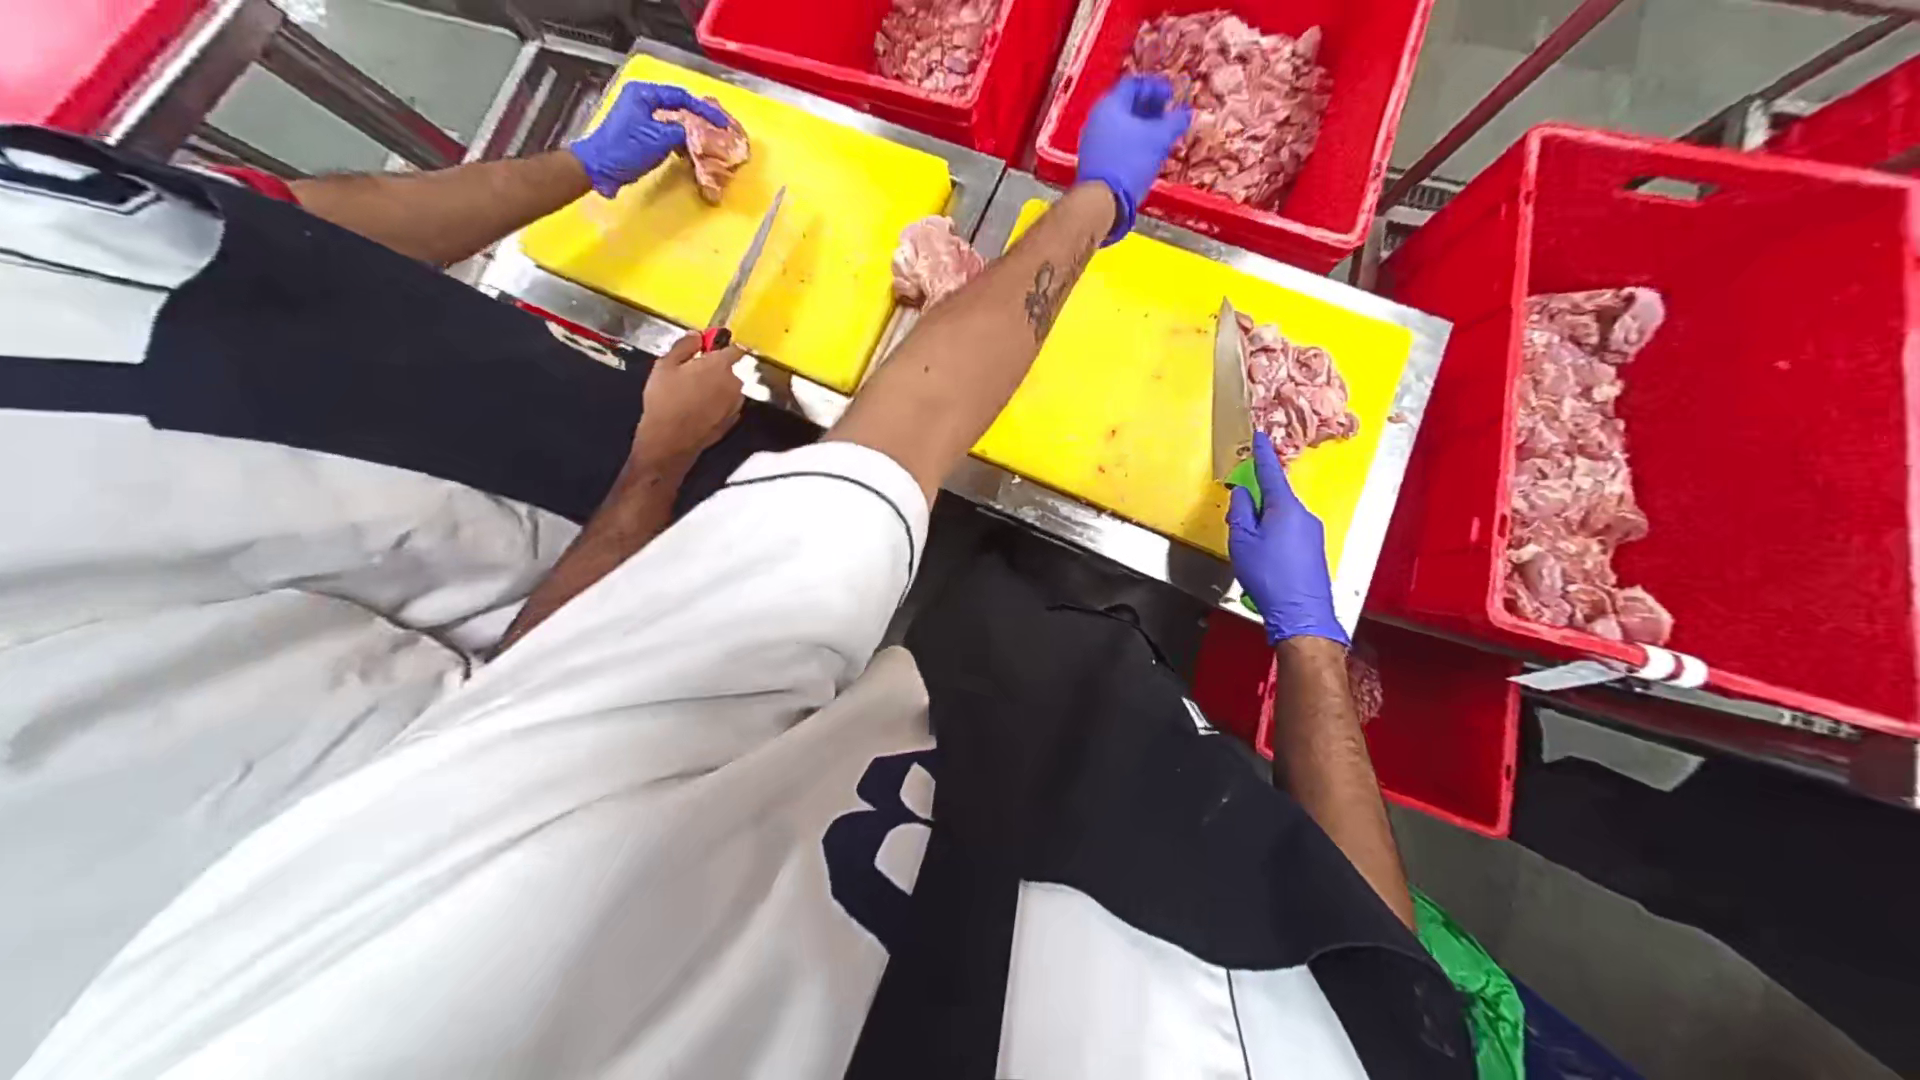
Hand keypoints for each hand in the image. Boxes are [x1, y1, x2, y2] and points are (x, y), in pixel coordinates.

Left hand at [570, 82, 730, 197]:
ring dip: (690, 132)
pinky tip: (690, 152)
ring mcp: (641, 117)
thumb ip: (680, 131)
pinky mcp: (641, 133)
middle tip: (718, 131)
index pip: (681, 97)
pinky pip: (667, 132)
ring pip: (674, 120)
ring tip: (708, 142)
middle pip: (678, 106)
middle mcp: (642, 100)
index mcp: (644, 94)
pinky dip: (680, 141)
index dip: (704, 110)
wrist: (600, 168)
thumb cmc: (625, 149)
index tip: (722, 122)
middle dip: (699, 119)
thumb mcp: (658, 139)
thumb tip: (695, 133)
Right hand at [632, 333, 744, 467]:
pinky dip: (717, 403)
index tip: (708, 347)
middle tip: (691, 374)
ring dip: (716, 387)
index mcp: (721, 365)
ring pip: (728, 388)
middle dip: (714, 368)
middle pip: (729, 369)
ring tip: (692, 394)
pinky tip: (699, 409)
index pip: (733, 348)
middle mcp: (735, 383)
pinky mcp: (733, 420)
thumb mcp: (666, 365)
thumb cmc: (666, 399)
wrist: (671, 440)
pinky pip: (726, 405)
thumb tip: (697, 336)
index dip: (721, 345)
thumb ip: (685, 346)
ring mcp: (736, 404)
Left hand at [1075, 74, 1191, 245]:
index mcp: (1110, 105)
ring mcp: (1091, 143)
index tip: (1171, 96)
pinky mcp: (1091, 164)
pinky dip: (1130, 144)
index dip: (1156, 87)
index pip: (1134, 84)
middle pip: (1125, 105)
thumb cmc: (1129, 164)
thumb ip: (1175, 122)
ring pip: (1119, 127)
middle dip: (1149, 108)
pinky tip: (1143, 154)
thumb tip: (1186, 114)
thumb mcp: (1159, 139)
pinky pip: (1113, 145)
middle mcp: (1095, 120)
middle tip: (1166, 115)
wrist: (1101, 202)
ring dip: (1141, 128)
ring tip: (1158, 136)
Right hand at [1225, 432, 1348, 646]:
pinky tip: (1262, 552)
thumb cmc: (1267, 573)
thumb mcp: (1242, 539)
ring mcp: (1311, 531)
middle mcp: (1303, 514)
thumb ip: (1240, 511)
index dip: (1262, 454)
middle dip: (1256, 500)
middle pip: (1276, 496)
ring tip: (1248, 542)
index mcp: (1285, 507)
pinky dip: (1273, 533)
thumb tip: (1243, 492)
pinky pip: (1289, 529)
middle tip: (1238, 515)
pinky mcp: (1313, 548)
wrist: (1301, 611)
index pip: (1271, 472)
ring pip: (1282, 515)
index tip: (1259, 436)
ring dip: (1263, 520)